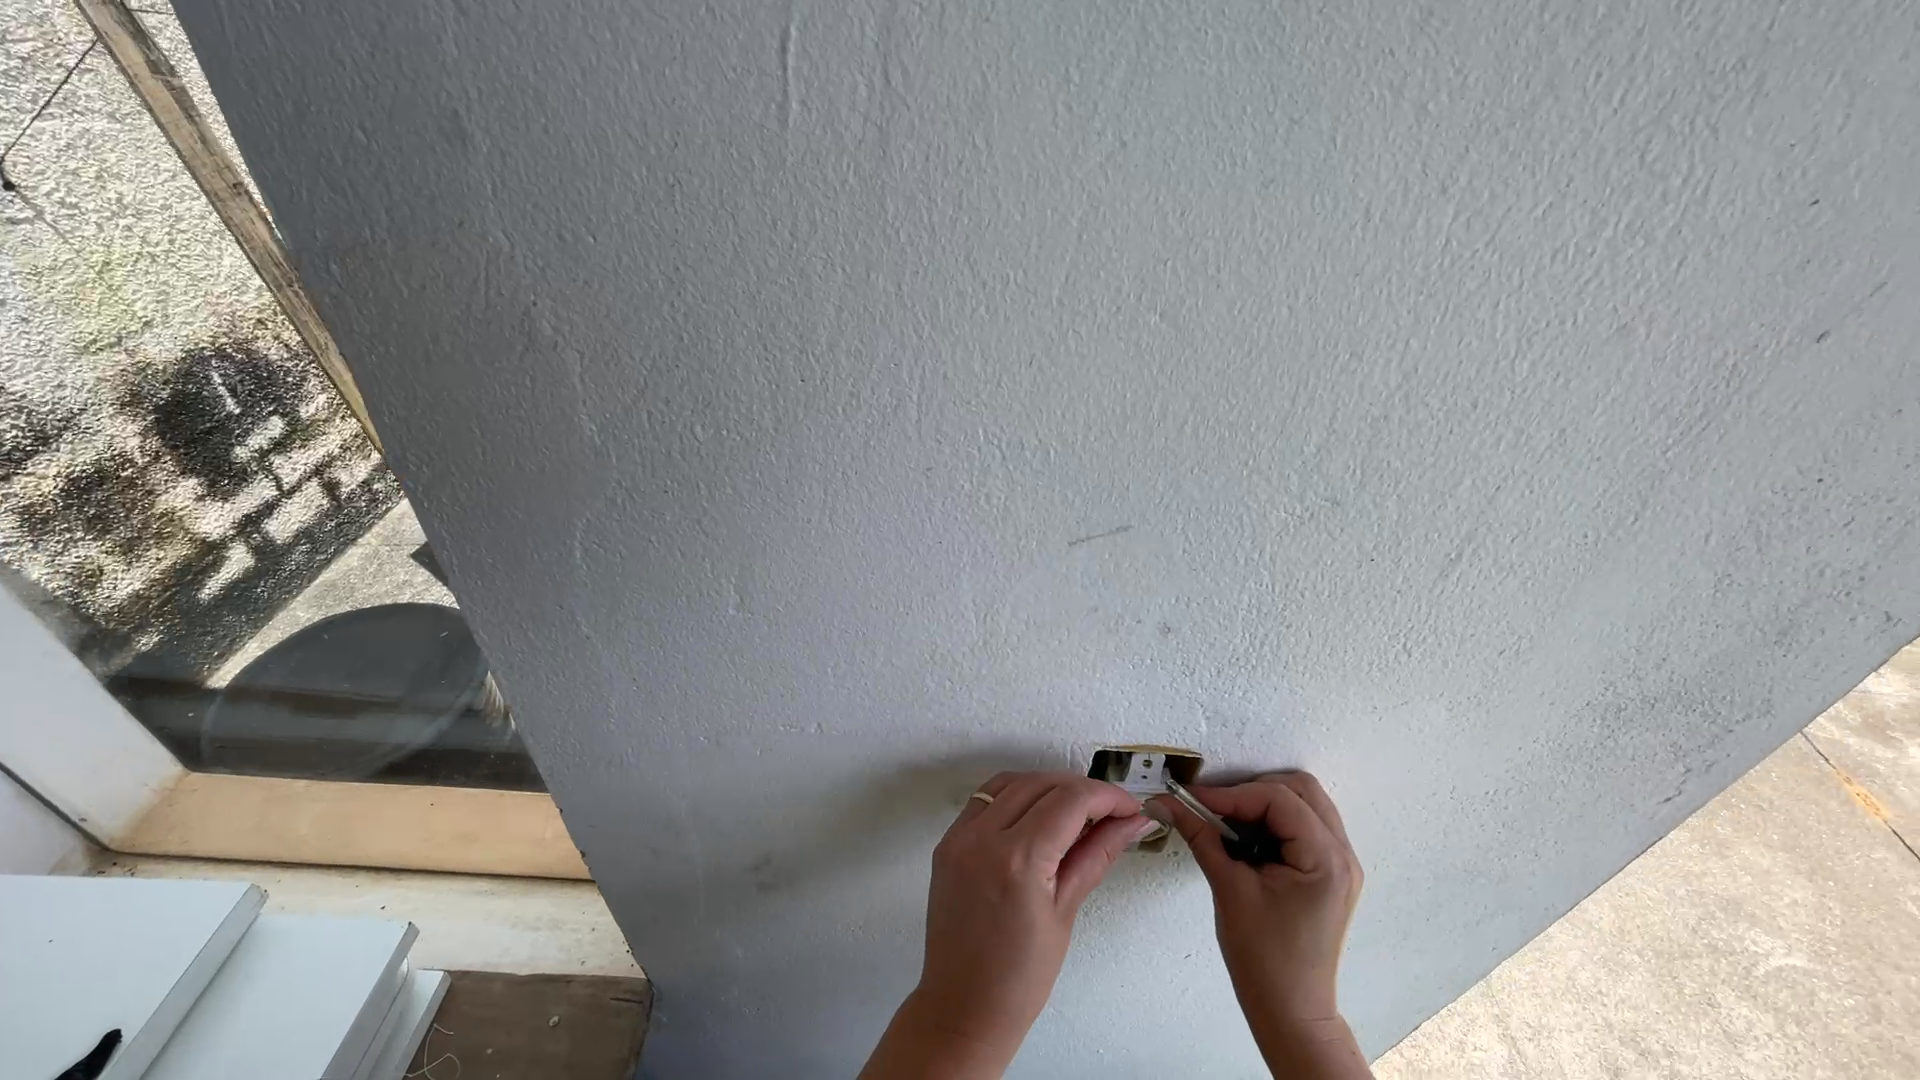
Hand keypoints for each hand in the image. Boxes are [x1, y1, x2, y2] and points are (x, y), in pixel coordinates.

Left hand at [859, 771, 1157, 1078]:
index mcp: (1017, 860)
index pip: (1070, 801)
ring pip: (1011, 782)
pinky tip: (1037, 815)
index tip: (1130, 807)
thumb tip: (1130, 823)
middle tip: (1112, 811)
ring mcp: (959, 838)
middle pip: (1042, 784)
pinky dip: (1014, 795)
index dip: (1107, 797)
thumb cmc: (1018, 977)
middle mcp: (982, 839)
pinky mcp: (948, 843)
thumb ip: (1097, 855)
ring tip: (1077, 811)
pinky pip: (984, 799)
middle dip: (1081, 790)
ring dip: (1047, 786)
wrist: (964, 1007)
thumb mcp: (1066, 911)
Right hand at [1156, 771, 1370, 1077]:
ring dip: (1264, 802)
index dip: (1231, 793)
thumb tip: (1166, 803)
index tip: (1192, 799)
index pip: (1278, 799)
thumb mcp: (1228, 889)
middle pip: (1300, 789)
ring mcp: (1339, 864)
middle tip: (1214, 806)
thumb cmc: (1263, 958)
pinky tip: (1246, 837)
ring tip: (1227, 821)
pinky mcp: (1327, 873)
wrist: (1290, 1010)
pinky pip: (1304, 825)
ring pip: (1304, 803)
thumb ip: (1200, 836)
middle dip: (1252, 790)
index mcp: (1325, 859)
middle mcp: (1341, 855)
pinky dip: (1274, 820)